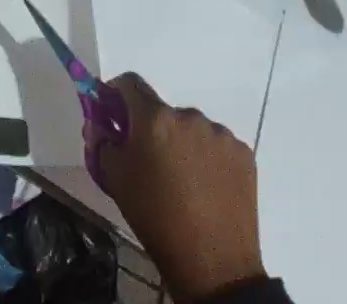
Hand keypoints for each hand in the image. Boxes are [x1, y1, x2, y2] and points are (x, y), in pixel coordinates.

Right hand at [95, 73, 264, 302]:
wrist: (213, 264)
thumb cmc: (155, 216)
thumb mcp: (114, 177)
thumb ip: (102, 141)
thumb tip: (102, 125)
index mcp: (155, 118)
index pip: (129, 82)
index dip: (116, 94)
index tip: (113, 116)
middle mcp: (190, 116)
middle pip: (162, 110)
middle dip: (151, 127)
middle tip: (148, 160)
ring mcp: (221, 135)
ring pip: (190, 128)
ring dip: (180, 142)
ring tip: (181, 179)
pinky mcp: (244, 155)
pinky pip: (216, 145)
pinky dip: (206, 157)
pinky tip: (204, 187)